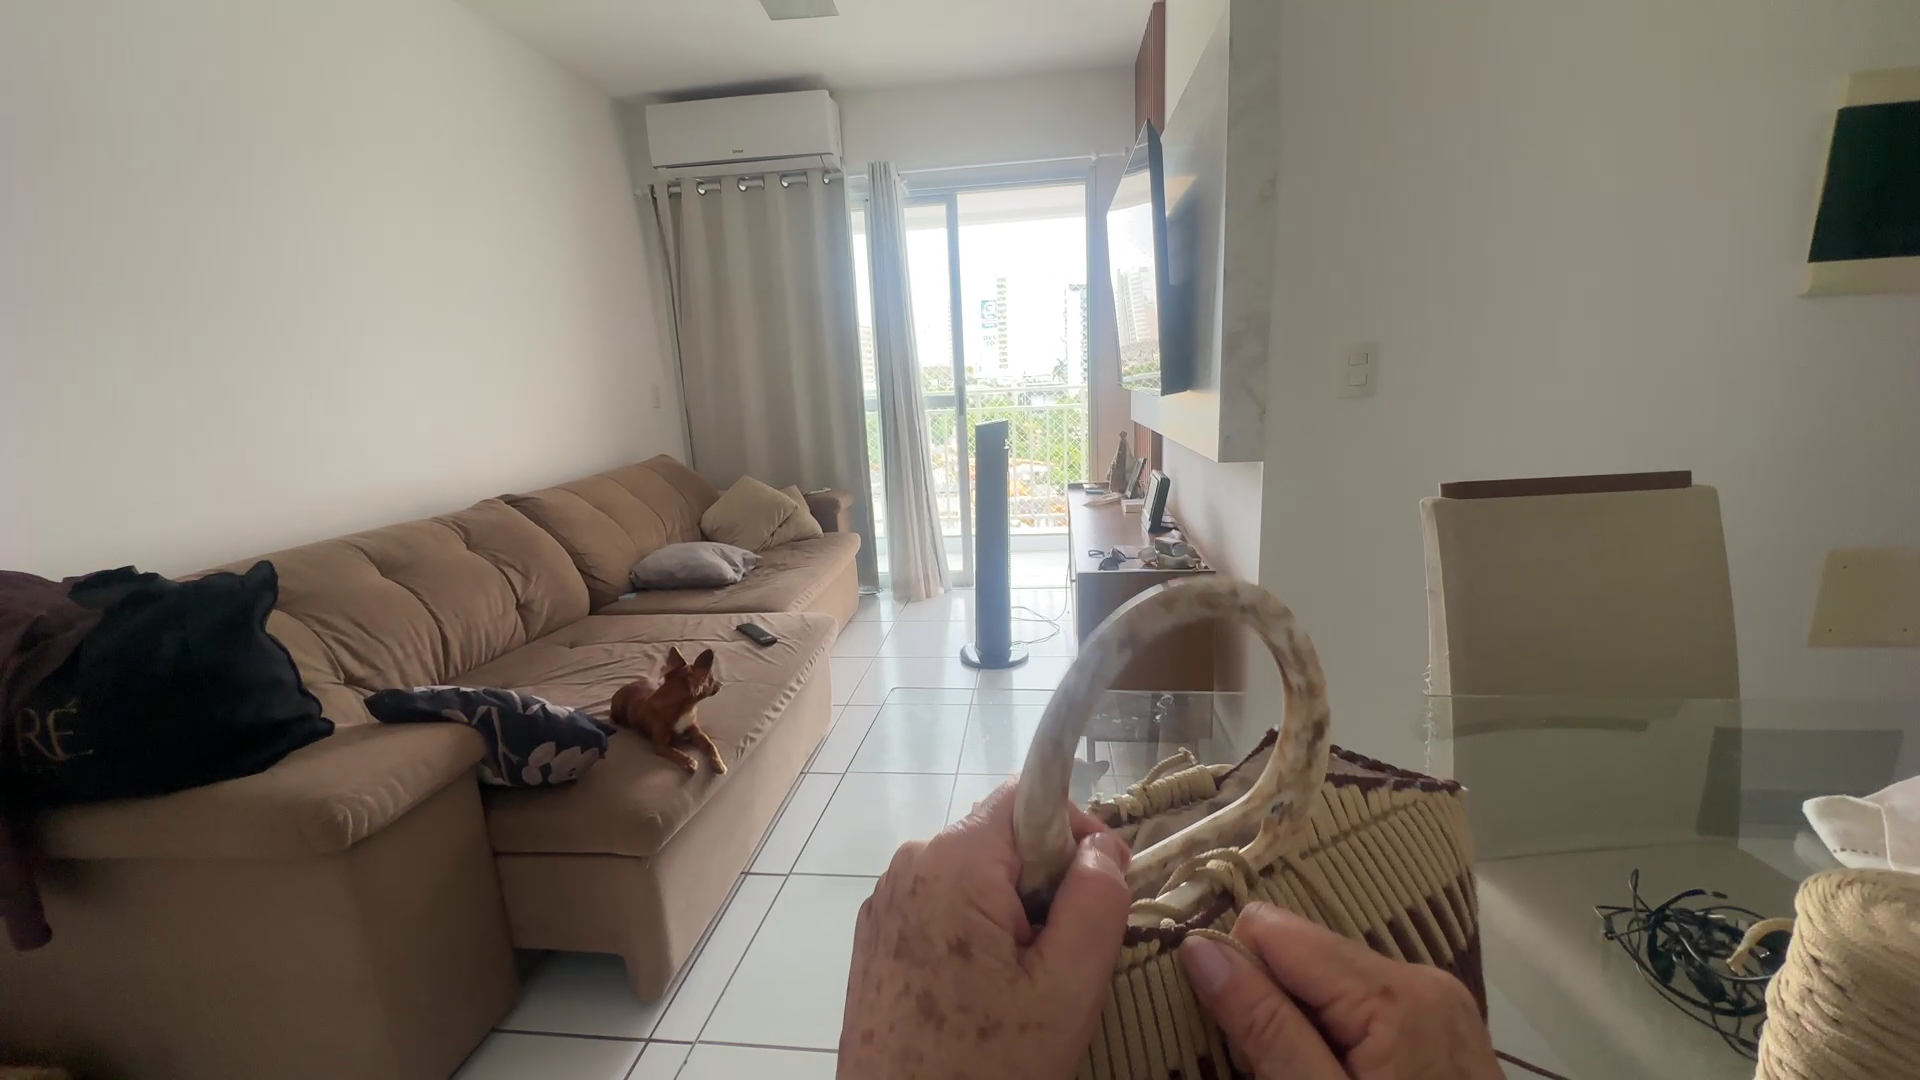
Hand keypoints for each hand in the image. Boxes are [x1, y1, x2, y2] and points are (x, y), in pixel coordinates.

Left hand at [839, 782, 1131, 1079]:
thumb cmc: (986, 1063)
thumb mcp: (1065, 987)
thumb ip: (1097, 900)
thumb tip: (1102, 846)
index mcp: (953, 857)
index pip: (1026, 794)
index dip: (1075, 827)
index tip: (1103, 880)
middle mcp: (912, 860)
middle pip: (1001, 837)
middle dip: (1045, 879)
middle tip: (1064, 950)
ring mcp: (888, 896)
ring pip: (975, 871)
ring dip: (1011, 907)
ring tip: (1021, 980)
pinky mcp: (877, 931)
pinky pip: (943, 900)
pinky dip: (974, 927)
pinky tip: (980, 988)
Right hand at [1179, 902, 1500, 1079]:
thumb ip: (1263, 1026)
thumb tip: (1198, 947)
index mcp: (1393, 990)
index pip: (1269, 927)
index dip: (1241, 975)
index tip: (1244, 1040)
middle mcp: (1418, 977)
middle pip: (1298, 949)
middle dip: (1272, 1002)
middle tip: (1276, 1072)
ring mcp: (1434, 1002)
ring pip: (1321, 975)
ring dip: (1299, 1020)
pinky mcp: (1437, 1026)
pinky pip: (1354, 1000)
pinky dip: (1331, 1032)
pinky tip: (1342, 1079)